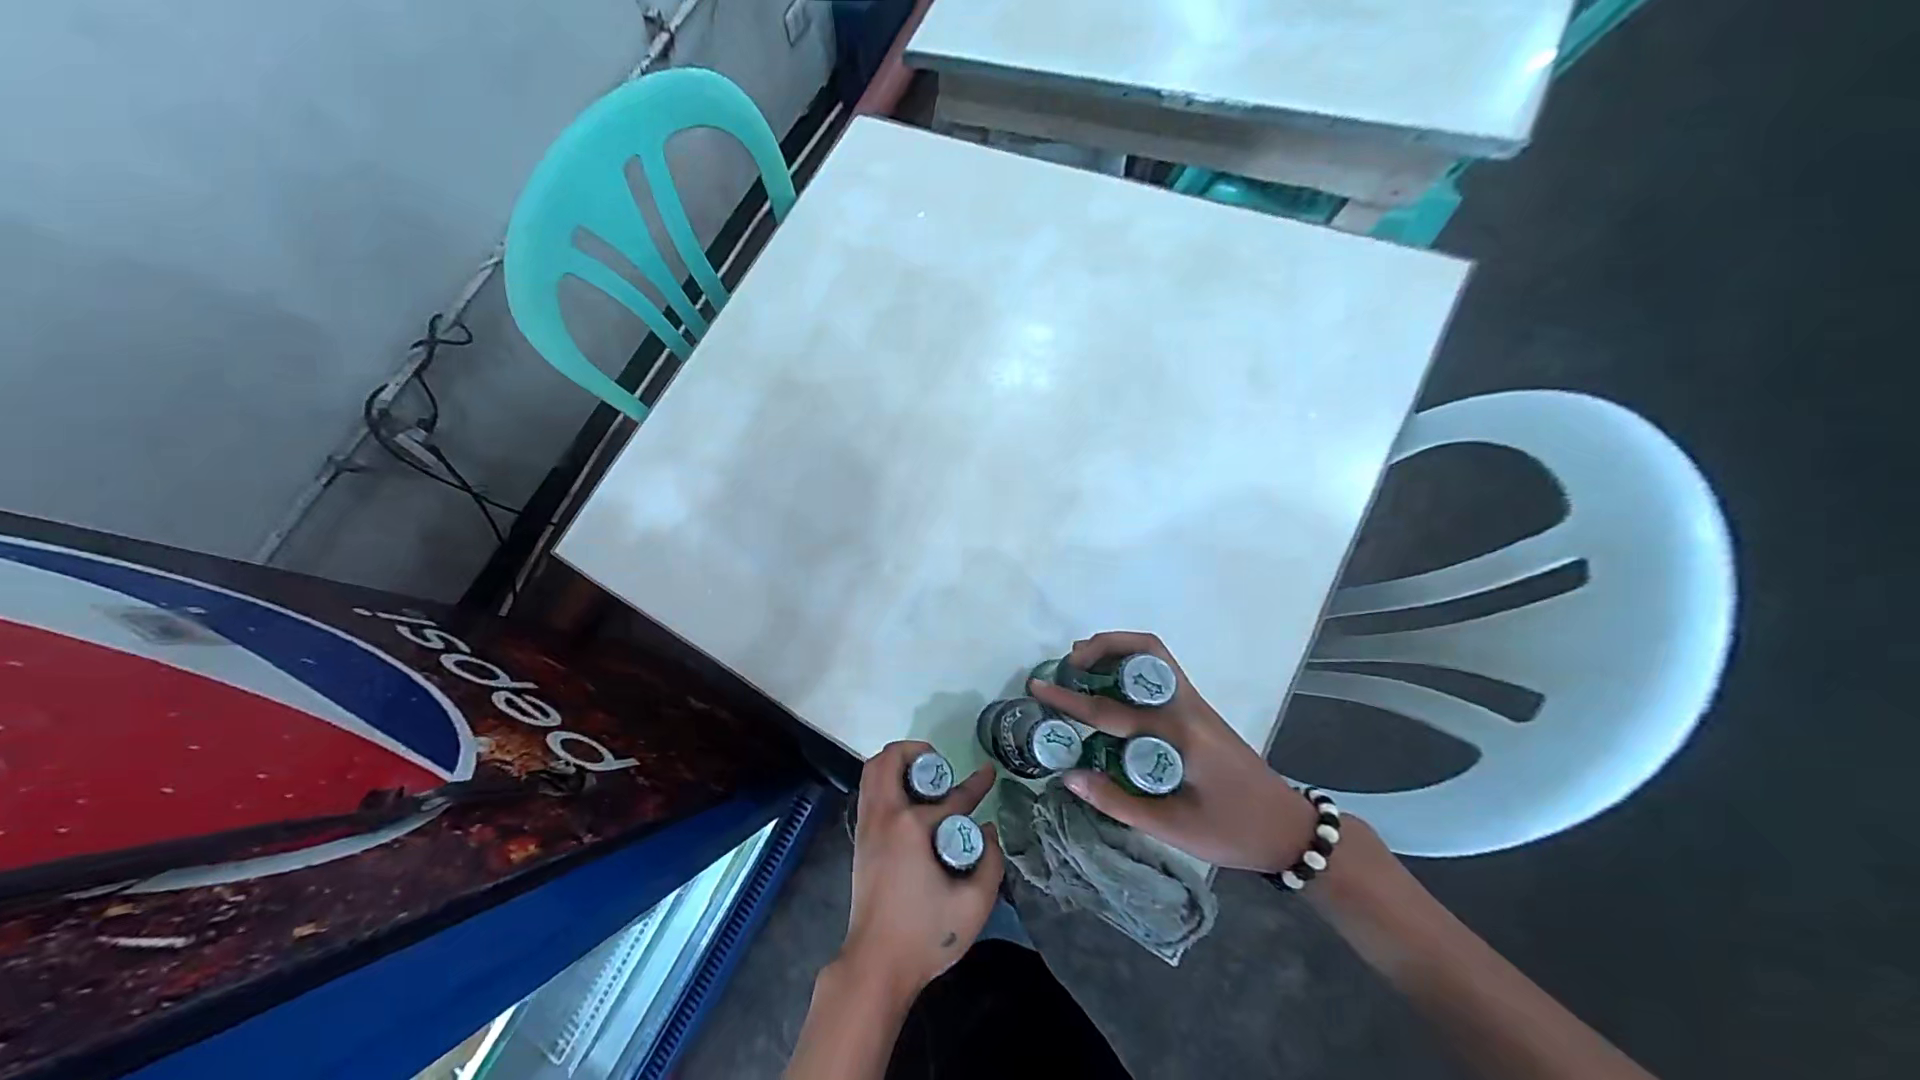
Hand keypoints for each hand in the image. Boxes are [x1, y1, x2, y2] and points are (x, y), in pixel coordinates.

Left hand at [841, 740, 1004, 996]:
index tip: (989, 772)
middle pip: (889, 761)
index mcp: (911, 827)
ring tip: (925, 778)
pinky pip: (870, 793)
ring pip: (873, 773)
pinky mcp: (860, 841)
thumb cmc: (925, 936)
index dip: (976, 784)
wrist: (875, 965)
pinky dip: (887, 783)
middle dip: (916, 753)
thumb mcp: (975, 904)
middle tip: (941, 768)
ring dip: (898, 764)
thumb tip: (988, 829)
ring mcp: (867, 827)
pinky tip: (911, 803)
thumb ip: (992, 861)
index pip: (952, 797)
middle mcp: (884, 817)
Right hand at [1028, 630, 1320, 873]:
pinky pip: (1161, 671)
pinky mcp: (1198, 709)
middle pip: (1143, 651)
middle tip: (1067, 666)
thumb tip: (1068, 776)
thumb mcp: (1172, 829)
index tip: (1039, 689)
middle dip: (1100, 649)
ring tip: (1083, 666)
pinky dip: (1130, 666)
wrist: (1288, 829)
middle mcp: (1187, 707)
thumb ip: (1117, 802)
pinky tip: (1111, 687)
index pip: (1112, 710)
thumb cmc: (1233, 832)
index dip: (1069, 701)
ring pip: (1154, 654)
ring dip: (1116, 650)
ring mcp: (1196, 703)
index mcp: (1179, 736)